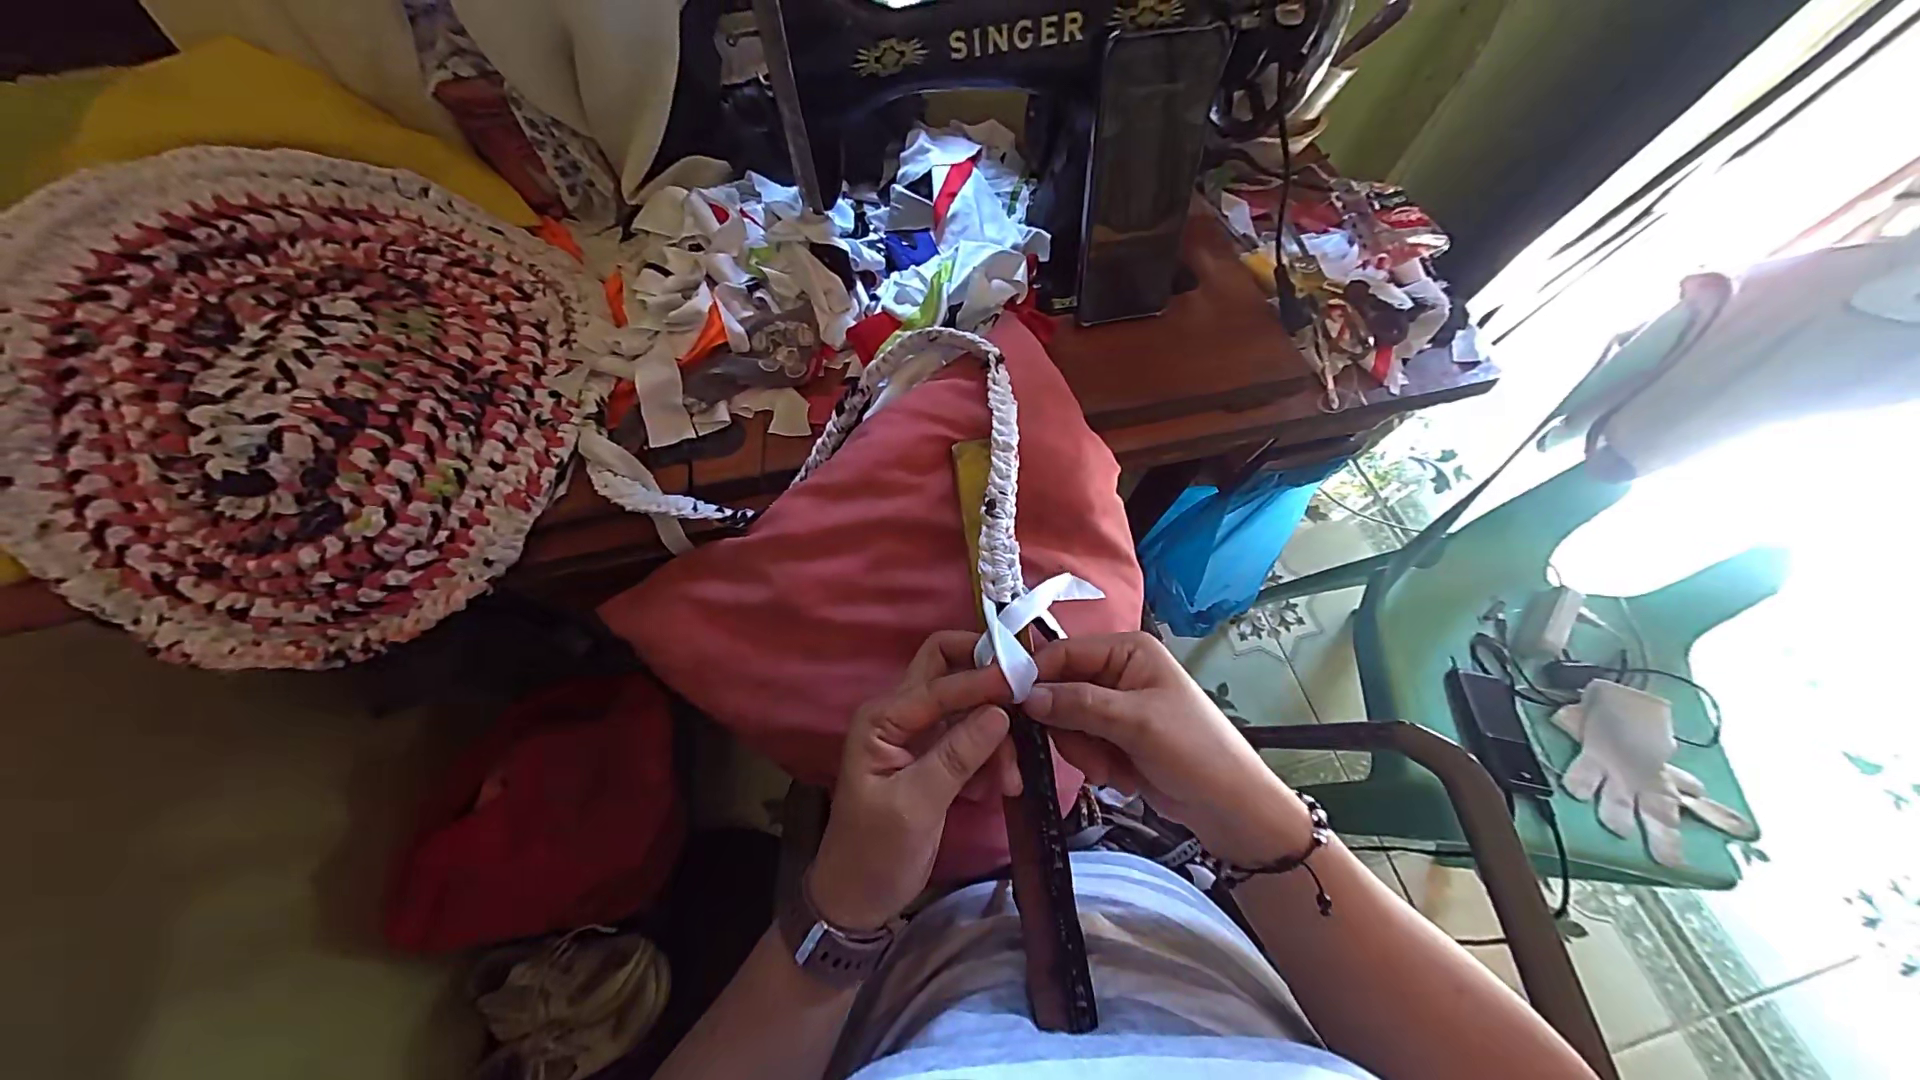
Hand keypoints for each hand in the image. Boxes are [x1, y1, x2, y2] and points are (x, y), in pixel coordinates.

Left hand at [809, 631, 1020, 930]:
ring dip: (996, 732)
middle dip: (985, 678)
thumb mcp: (915, 805)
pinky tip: (1000, 786)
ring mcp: (920, 733)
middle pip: (947, 669)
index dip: (981, 679)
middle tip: (1024, 697)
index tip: (1024, 681)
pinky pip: (974, 737)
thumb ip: (956, 756)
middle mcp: (901, 714)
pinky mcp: (938, 754)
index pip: (938, 683)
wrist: (857, 898)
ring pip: (968, 706)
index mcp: (883, 718)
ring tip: (1010, 779)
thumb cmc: (875, 852)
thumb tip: (999, 712)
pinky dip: (992, 754)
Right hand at [1027, 631, 1312, 866]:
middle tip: (1089, 756)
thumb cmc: (1194, 751)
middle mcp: (1116, 670)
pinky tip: (1119, 776)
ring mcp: (1113, 705)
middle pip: (1059, 689)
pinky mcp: (1112, 735)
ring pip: (1064, 720)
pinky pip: (1078, 742)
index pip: (1063, 652)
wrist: (1231, 809)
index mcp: (1127, 650)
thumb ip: (1079, 704)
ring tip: (1111, 769)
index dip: (1036, 677)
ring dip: (1082, 750)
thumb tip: (1027, 697)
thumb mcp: (1136, 723)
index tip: (1013, 706)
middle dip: (1067, 727)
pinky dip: (1092, 762)